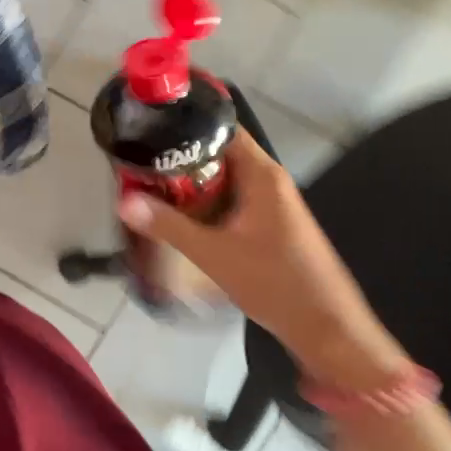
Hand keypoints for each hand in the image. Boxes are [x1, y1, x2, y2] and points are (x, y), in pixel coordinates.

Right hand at [116, 131, 408, 390]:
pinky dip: (198, 202)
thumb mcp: (213, 253)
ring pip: (218, 180)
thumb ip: (167, 225)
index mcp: (262, 176)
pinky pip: (225, 200)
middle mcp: (267, 182)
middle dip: (175, 156)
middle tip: (133, 158)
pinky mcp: (265, 225)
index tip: (148, 122)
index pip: (223, 128)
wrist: (327, 329)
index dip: (186, 121)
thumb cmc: (276, 283)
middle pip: (215, 153)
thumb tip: (122, 200)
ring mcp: (268, 204)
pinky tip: (170, 214)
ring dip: (184, 182)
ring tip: (141, 183)